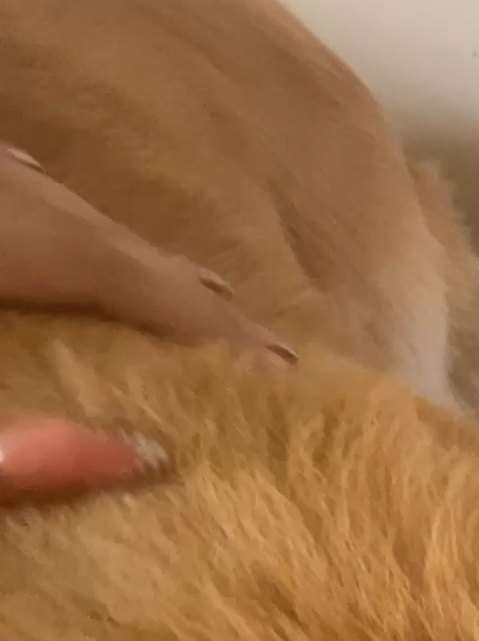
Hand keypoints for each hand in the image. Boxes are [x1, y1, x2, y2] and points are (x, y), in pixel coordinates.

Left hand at [0, 142, 289, 501]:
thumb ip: (10, 448)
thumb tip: (146, 460)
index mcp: (12, 246)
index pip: (143, 286)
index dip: (219, 330)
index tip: (289, 369)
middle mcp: (2, 200)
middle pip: (115, 246)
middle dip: (195, 296)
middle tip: (266, 342)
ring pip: (65, 209)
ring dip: (136, 256)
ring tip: (195, 289)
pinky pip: (7, 180)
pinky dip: (53, 209)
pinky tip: (55, 201)